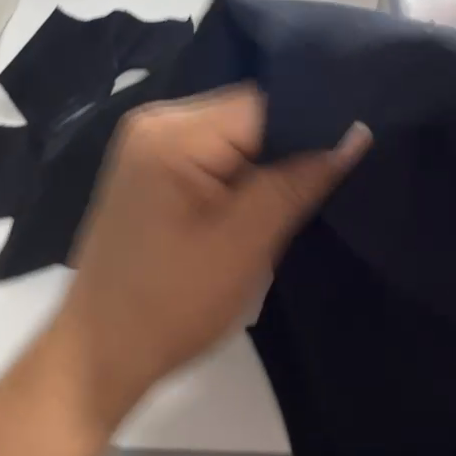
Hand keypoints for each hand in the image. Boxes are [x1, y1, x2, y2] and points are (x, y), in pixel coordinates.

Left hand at [54, 85, 370, 427]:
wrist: (100, 354)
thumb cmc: (170, 304)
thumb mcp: (246, 243)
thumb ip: (300, 181)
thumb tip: (355, 134)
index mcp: (172, 131)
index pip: (264, 102)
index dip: (313, 122)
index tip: (355, 148)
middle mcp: (156, 122)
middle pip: (249, 114)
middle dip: (291, 145)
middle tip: (336, 177)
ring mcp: (148, 146)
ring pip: (235, 136)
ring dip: (268, 165)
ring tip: (305, 193)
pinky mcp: (151, 172)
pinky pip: (214, 155)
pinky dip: (242, 177)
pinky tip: (261, 205)